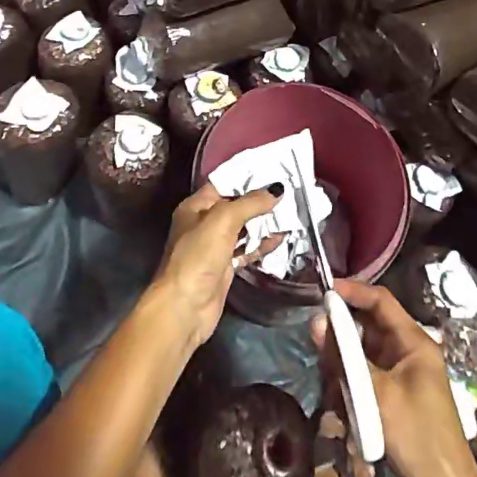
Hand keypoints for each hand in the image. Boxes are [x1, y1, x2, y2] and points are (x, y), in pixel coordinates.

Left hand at [151, 181, 282, 346]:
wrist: (184, 308)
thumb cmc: (198, 256)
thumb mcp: (223, 220)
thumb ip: (251, 202)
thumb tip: (278, 189)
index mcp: (196, 206)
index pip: (225, 182)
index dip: (248, 175)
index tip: (276, 168)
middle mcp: (205, 223)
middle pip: (237, 204)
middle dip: (261, 198)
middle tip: (290, 189)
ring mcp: (215, 246)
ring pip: (245, 227)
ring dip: (265, 221)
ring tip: (292, 210)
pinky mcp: (226, 266)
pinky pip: (248, 248)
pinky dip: (263, 243)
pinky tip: (282, 236)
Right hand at [312, 281, 476, 476]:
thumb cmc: (417, 434)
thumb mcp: (378, 394)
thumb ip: (345, 359)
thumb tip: (317, 322)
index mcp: (415, 341)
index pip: (382, 301)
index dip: (354, 292)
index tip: (325, 290)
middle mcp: (408, 352)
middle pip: (369, 330)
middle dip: (343, 338)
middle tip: (318, 348)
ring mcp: (401, 377)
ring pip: (363, 358)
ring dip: (343, 369)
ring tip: (331, 388)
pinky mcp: (394, 400)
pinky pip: (365, 382)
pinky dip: (350, 390)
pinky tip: (341, 409)